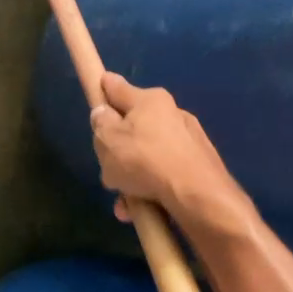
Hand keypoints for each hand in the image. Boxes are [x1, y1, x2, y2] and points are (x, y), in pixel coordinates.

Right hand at [88, 72, 252, 231]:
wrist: (195, 192)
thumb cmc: (143, 160)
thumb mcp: (107, 140)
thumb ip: (100, 123)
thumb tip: (103, 113)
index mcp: (149, 101)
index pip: (118, 87)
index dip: (103, 87)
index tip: (96, 84)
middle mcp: (170, 113)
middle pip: (132, 127)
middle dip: (116, 148)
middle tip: (107, 167)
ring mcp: (186, 138)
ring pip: (145, 154)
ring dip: (130, 176)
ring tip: (123, 201)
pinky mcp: (195, 162)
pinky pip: (161, 171)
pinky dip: (148, 187)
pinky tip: (139, 207)